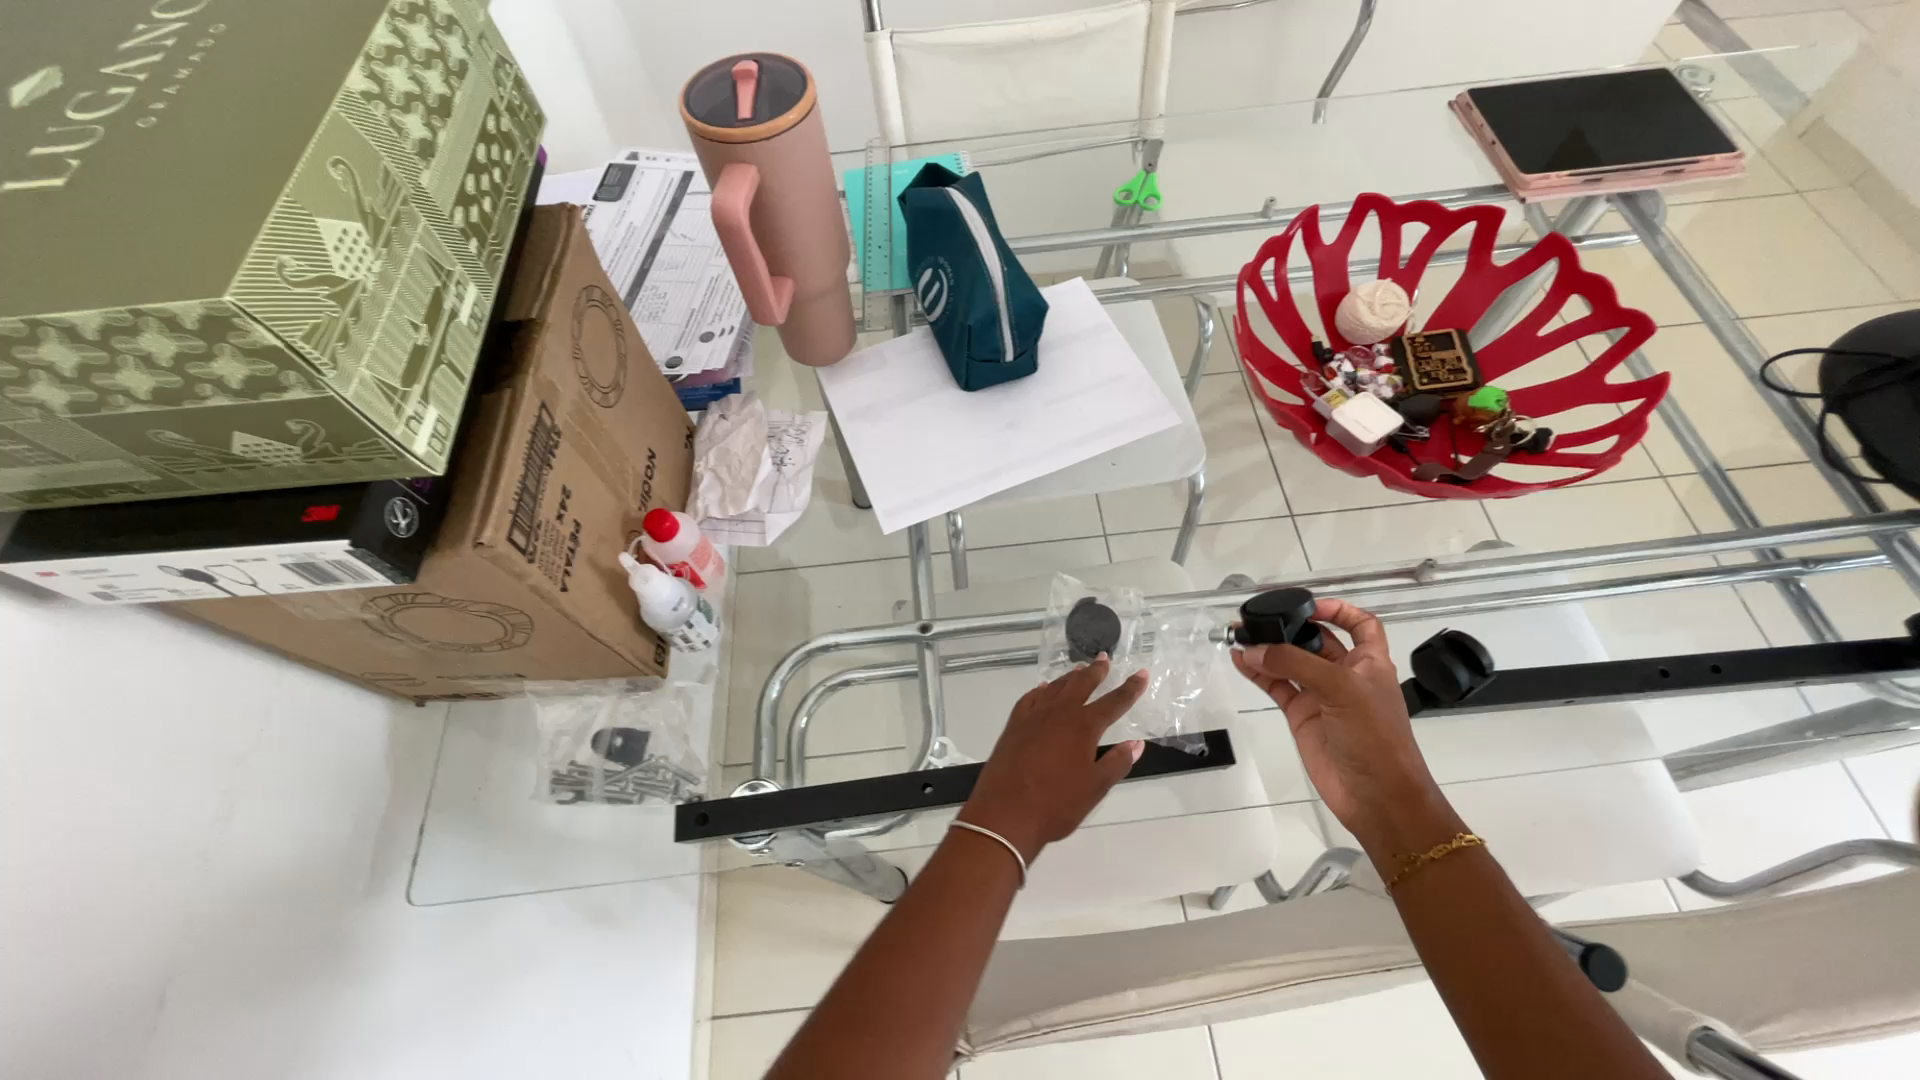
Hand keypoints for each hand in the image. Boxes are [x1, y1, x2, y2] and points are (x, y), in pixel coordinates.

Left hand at [957, 657, 1148, 862]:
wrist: (1005, 813)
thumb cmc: (1056, 804)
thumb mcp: (1095, 788)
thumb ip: (1117, 762)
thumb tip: (1136, 743)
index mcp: (1083, 726)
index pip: (1113, 702)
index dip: (1130, 688)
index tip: (1141, 673)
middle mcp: (1059, 713)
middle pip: (1081, 685)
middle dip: (1096, 672)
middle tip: (1104, 658)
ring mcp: (1032, 717)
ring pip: (1056, 688)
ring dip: (1070, 677)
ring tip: (1079, 669)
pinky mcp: (1013, 726)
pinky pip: (1031, 698)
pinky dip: (1041, 691)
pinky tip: (1044, 690)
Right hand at [1231, 598, 1441, 844]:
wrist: (1376, 795)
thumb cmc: (1374, 737)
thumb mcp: (1341, 690)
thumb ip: (1295, 665)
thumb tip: (1252, 650)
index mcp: (1370, 663)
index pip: (1360, 625)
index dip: (1339, 611)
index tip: (1309, 606)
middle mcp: (1346, 675)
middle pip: (1316, 641)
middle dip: (1290, 628)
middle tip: (1258, 619)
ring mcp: (1321, 696)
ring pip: (1290, 663)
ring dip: (1268, 649)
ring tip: (1240, 636)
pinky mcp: (1301, 715)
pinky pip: (1276, 686)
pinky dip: (1258, 673)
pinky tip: (1240, 661)